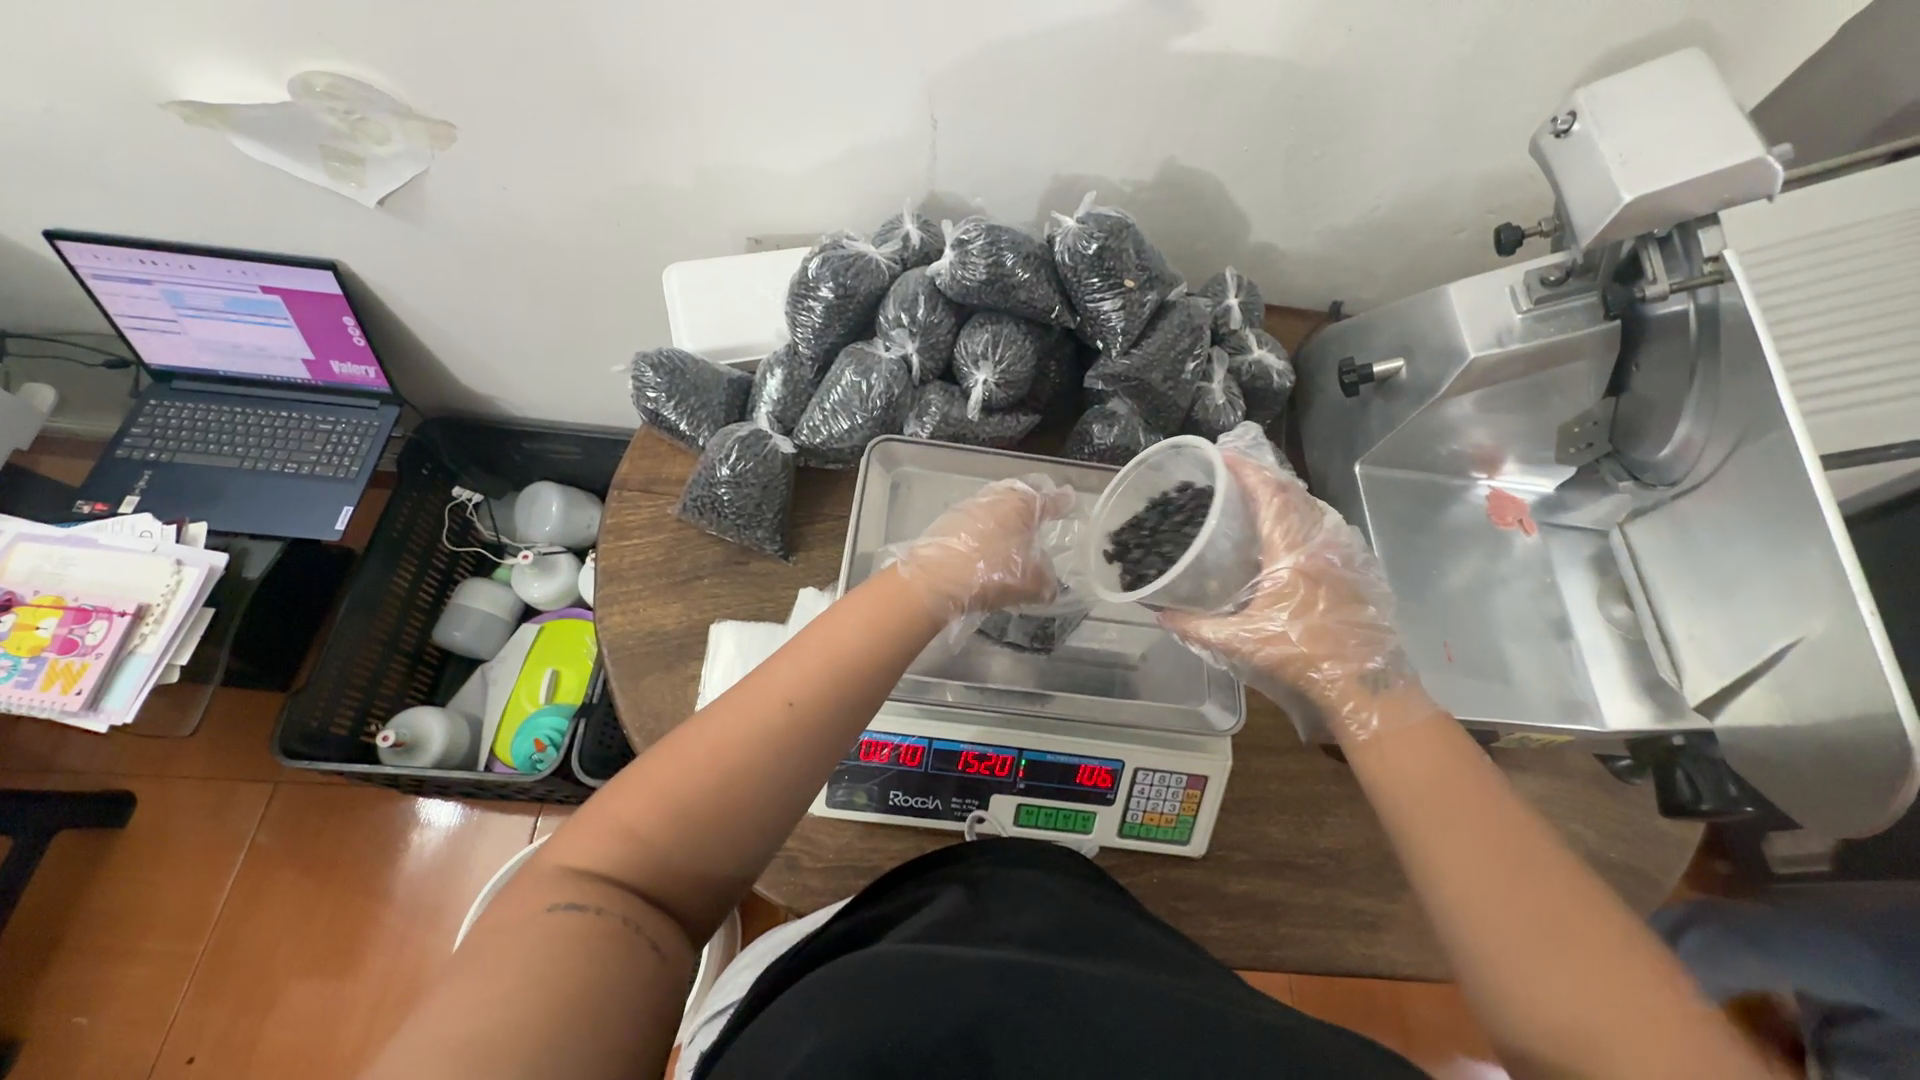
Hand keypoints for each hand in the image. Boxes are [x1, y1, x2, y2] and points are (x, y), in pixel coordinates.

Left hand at [884, 475, 1076, 620]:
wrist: (933, 579)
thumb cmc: (991, 573)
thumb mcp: (1029, 583)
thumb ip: (1046, 582)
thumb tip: (1049, 585)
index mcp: (1021, 505)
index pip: (1049, 499)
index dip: (1061, 501)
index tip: (1069, 498)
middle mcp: (995, 498)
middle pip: (1019, 495)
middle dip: (1031, 503)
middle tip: (1040, 513)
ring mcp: (968, 507)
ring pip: (995, 506)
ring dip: (1005, 517)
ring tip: (1013, 533)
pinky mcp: (947, 522)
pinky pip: (975, 521)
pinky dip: (985, 530)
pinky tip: (986, 546)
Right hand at [1159, 423, 1425, 742]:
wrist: (1366, 686)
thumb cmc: (1302, 659)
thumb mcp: (1240, 645)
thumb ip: (1196, 627)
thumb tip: (1160, 614)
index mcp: (1292, 552)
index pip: (1270, 495)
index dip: (1246, 471)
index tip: (1222, 457)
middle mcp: (1322, 543)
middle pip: (1293, 494)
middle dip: (1263, 478)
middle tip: (1233, 476)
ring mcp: (1345, 555)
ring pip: (1314, 510)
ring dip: (1285, 498)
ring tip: (1257, 500)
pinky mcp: (1357, 571)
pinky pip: (1327, 530)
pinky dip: (1303, 519)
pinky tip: (1289, 536)